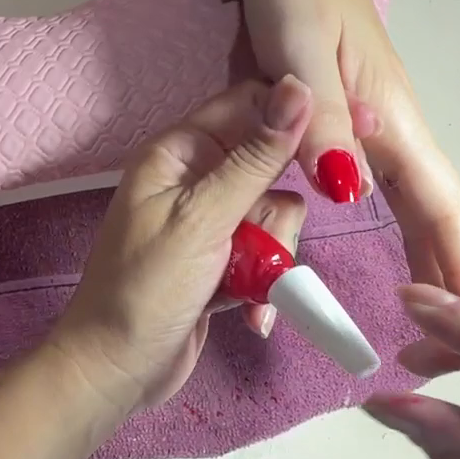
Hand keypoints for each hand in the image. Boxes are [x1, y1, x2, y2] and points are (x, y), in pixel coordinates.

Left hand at [49, 77, 311, 410]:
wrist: (116, 371)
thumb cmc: (144, 290)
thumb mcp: (201, 220)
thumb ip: (254, 159)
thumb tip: (300, 88)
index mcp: (177, 154)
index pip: (249, 107)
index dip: (297, 118)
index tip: (343, 144)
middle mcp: (193, 181)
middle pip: (272, 168)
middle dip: (276, 217)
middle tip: (263, 247)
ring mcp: (208, 226)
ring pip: (275, 218)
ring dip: (271, 258)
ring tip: (245, 290)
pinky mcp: (221, 265)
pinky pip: (265, 258)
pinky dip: (263, 285)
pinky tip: (250, 313)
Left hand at [245, 0, 459, 300]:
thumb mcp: (300, 57)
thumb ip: (319, 124)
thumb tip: (348, 195)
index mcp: (385, 116)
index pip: (432, 199)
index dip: (453, 255)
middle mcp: (382, 127)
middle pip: (421, 207)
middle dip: (441, 266)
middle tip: (456, 330)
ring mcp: (359, 126)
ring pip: (391, 199)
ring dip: (410, 249)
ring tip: (420, 301)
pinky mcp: (332, 124)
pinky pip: (352, 183)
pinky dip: (366, 220)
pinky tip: (361, 239)